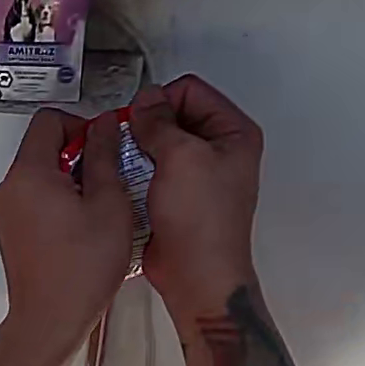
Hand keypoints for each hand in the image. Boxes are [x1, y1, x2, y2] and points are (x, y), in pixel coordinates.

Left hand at [0, 108, 133, 365]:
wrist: (51, 321)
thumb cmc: (80, 272)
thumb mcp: (109, 205)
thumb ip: (105, 156)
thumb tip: (106, 126)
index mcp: (29, 174)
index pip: (50, 120)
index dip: (83, 126)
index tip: (105, 147)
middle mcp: (8, 188)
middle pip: (43, 148)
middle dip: (79, 157)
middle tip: (108, 182)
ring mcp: (6, 212)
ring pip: (41, 176)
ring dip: (70, 183)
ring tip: (98, 212)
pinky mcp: (10, 232)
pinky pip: (36, 201)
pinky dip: (59, 204)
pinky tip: (83, 230)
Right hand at [129, 75, 264, 318]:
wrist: (196, 275)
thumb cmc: (203, 225)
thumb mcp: (180, 156)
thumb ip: (159, 120)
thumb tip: (145, 102)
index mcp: (234, 134)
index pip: (191, 90)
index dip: (161, 100)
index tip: (140, 120)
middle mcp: (220, 152)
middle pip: (174, 116)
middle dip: (148, 126)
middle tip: (132, 142)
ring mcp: (198, 176)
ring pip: (159, 145)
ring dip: (140, 151)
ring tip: (131, 166)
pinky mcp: (178, 198)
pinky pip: (152, 173)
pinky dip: (138, 174)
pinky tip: (130, 184)